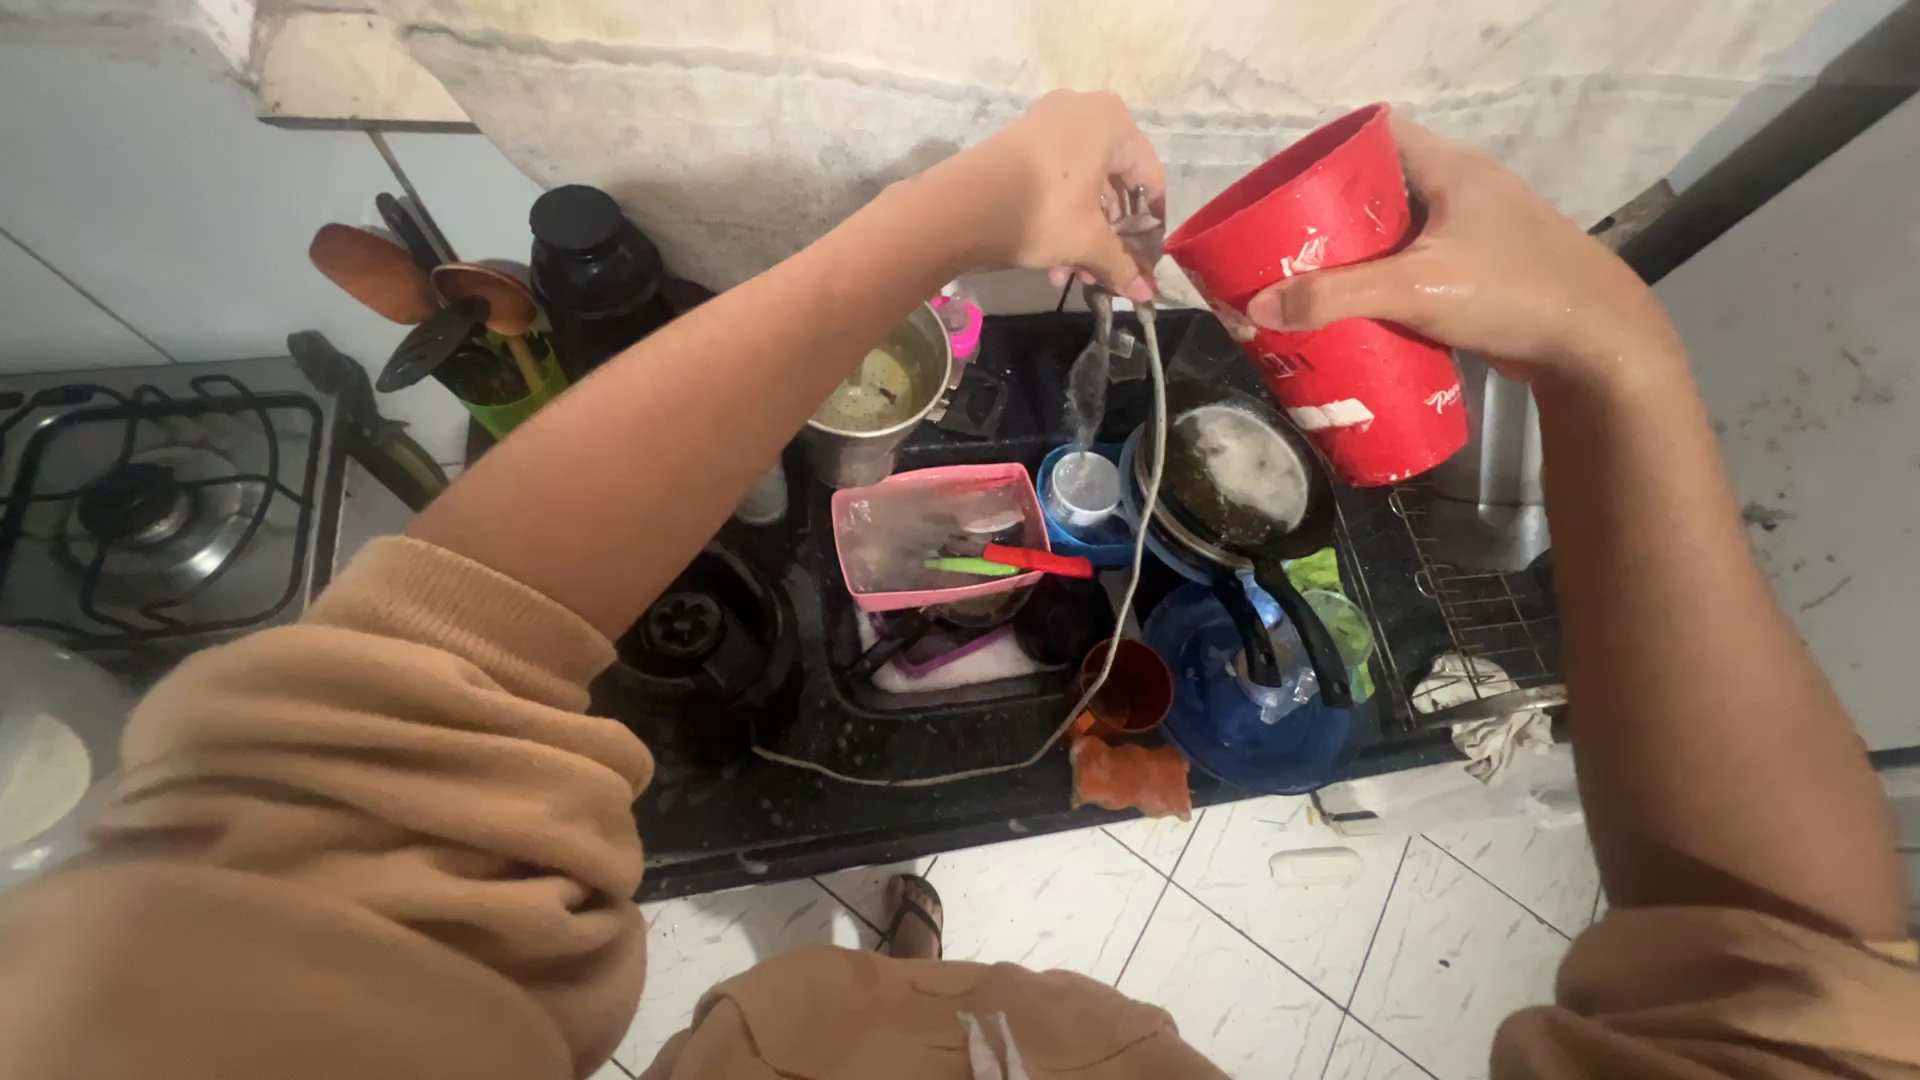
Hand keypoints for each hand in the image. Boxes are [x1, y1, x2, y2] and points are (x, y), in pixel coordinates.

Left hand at [930, 90, 1164, 302]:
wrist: (963, 206)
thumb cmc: (1042, 212)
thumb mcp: (1088, 242)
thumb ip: (1122, 265)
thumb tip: (1147, 295)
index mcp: (1113, 122)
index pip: (1150, 179)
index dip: (1151, 226)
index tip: (1147, 260)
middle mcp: (1084, 110)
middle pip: (1114, 183)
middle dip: (1111, 236)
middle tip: (1106, 272)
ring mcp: (1048, 123)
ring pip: (1083, 187)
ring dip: (1084, 236)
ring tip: (1074, 275)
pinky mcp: (1020, 142)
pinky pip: (1056, 181)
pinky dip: (1061, 218)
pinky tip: (1053, 262)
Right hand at [1243, 117, 1679, 383]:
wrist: (1592, 345)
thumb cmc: (1511, 292)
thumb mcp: (1412, 288)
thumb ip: (1333, 297)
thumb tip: (1255, 306)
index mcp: (1451, 169)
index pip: (1379, 135)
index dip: (1328, 154)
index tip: (1285, 190)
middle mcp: (1459, 192)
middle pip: (1377, 190)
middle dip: (1326, 218)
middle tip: (1282, 248)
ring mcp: (1468, 234)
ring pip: (1390, 234)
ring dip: (1348, 257)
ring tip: (1301, 282)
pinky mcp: (1471, 273)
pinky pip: (1406, 268)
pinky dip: (1373, 284)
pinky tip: (1345, 310)